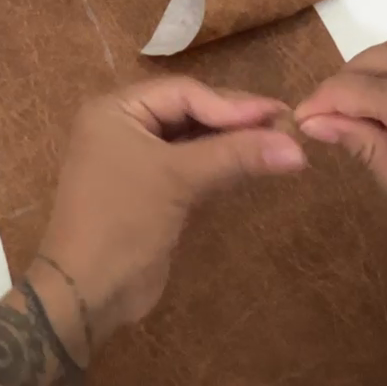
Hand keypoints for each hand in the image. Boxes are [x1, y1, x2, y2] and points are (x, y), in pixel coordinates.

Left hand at [32, 77, 306, 358]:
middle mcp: (123, 125)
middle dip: (235, 120)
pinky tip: (254, 163)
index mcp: (116, 109)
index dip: (232, 104)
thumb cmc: (123, 220)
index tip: (279, 114)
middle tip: (287, 124)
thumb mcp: (177, 179)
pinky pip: (190, 165)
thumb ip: (235, 155)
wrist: (88, 292)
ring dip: (232, 142)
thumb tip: (298, 146)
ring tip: (280, 141)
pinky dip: (220, 164)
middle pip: (188, 111)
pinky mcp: (151, 189)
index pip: (183, 92)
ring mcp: (136, 158)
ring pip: (192, 139)